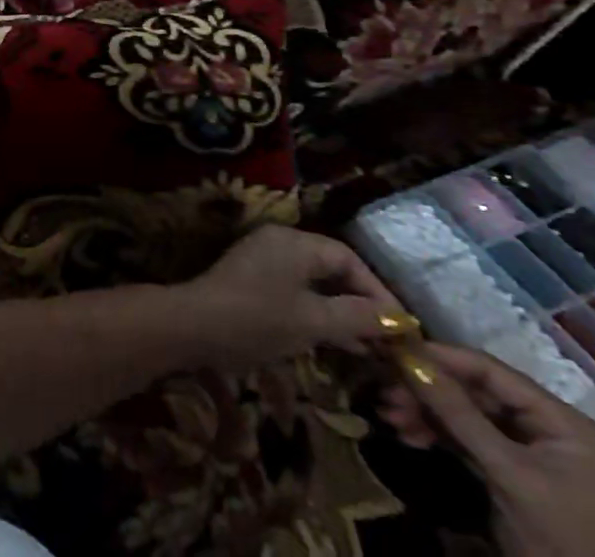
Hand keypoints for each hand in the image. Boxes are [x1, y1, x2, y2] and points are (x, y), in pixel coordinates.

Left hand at [174, 224, 403, 370]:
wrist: (191, 326)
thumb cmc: (258, 318)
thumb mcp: (316, 320)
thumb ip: (360, 317)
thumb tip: (399, 321)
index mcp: (292, 242)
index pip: (349, 260)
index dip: (379, 293)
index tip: (403, 328)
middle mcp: (276, 246)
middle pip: (332, 271)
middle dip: (363, 306)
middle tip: (392, 342)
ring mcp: (260, 265)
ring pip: (314, 286)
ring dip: (343, 315)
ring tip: (374, 350)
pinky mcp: (250, 286)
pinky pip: (295, 296)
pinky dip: (319, 317)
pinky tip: (342, 346)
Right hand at [380, 343, 594, 556]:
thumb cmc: (567, 533)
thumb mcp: (509, 473)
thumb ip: (459, 415)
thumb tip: (409, 360)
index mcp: (566, 424)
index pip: (494, 373)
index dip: (441, 357)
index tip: (391, 350)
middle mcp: (549, 431)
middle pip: (476, 394)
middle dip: (427, 393)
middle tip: (384, 394)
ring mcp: (531, 455)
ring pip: (466, 418)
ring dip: (426, 414)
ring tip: (390, 418)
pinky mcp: (513, 475)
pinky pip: (468, 442)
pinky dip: (437, 436)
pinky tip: (409, 438)